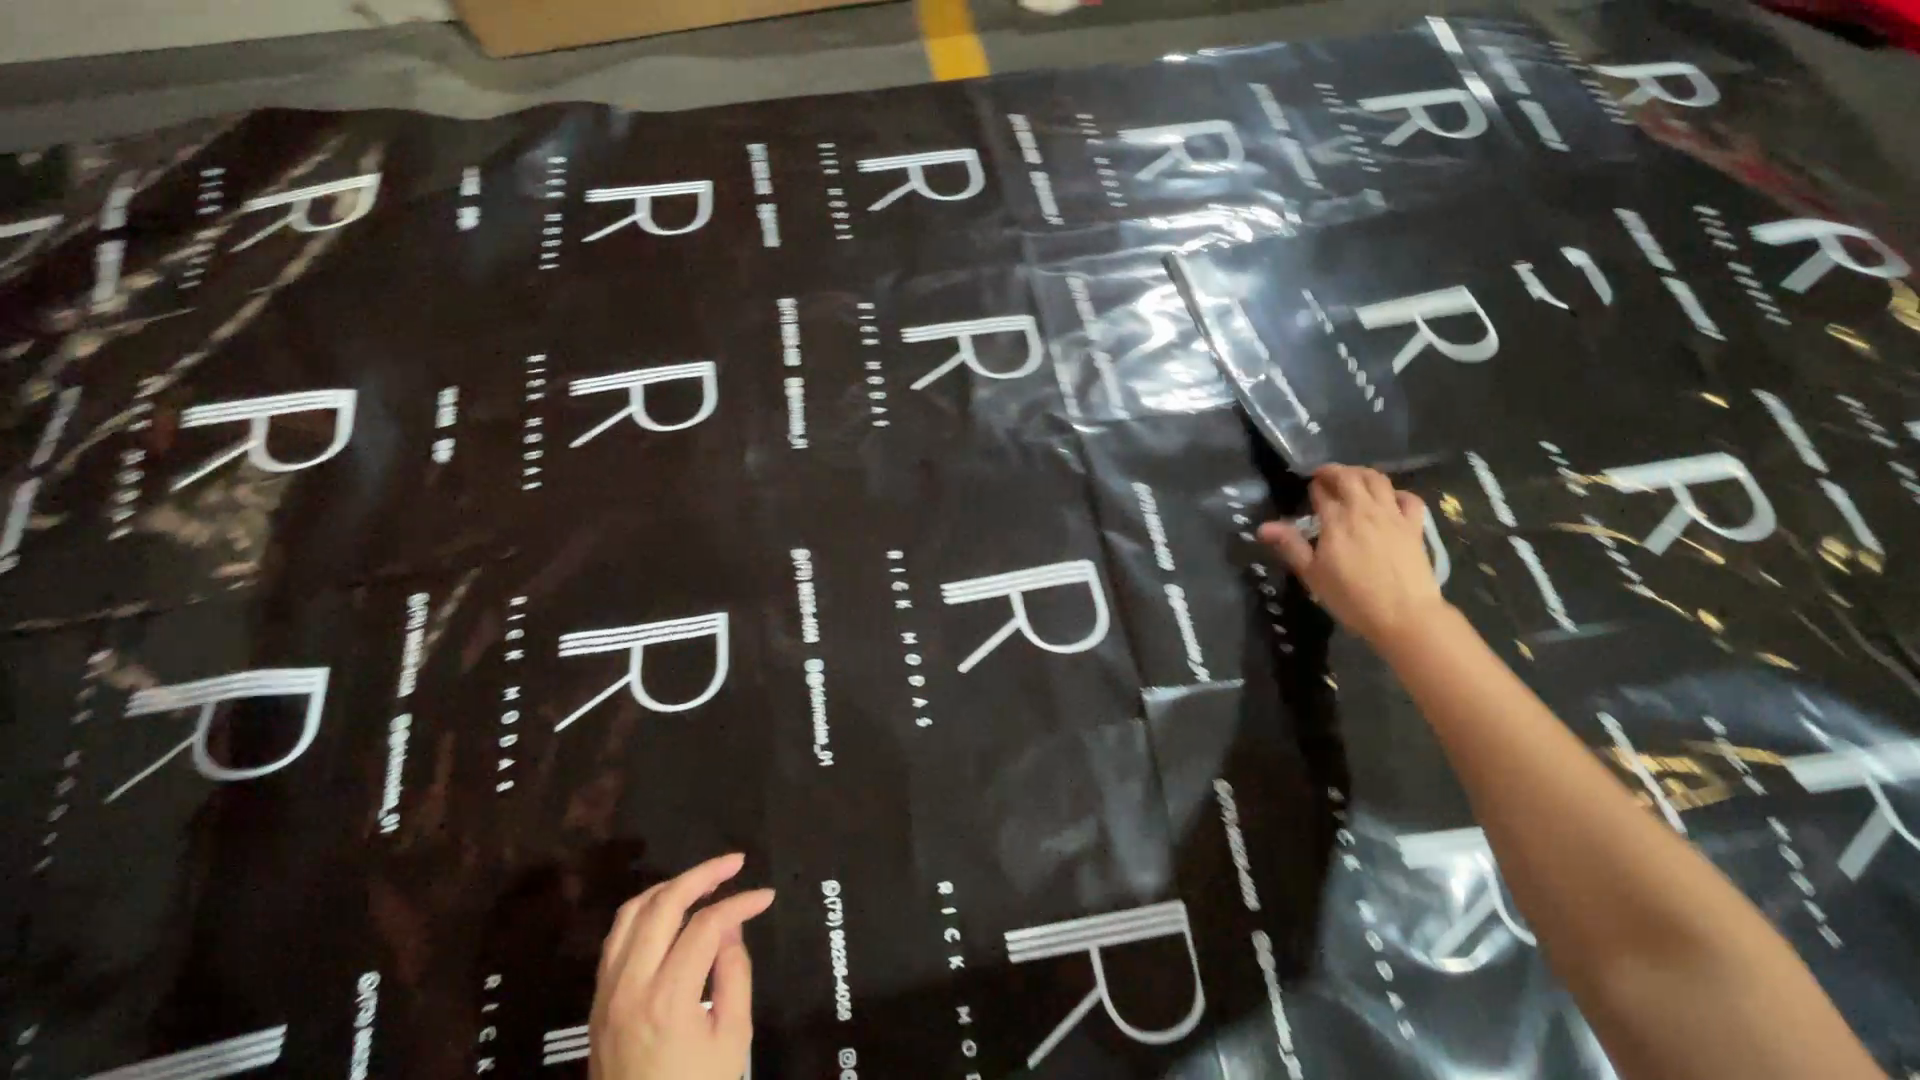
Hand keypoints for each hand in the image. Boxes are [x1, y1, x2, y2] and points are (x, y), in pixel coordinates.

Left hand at [589, 853, 775, 1079]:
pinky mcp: (598, 1001)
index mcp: (668, 997)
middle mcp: (630, 985)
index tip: (766, 897)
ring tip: (702, 880)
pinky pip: (616, 939)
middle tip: (735, 863)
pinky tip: (668, 912)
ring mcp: (607, 992)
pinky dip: (643, 913)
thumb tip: (730, 927)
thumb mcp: (733, 1038)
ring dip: (668, 888)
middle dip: (702, 874)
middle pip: (662, 905)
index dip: (739, 903)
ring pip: (630, 914)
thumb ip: (735, 974)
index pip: (705, 926)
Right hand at [1258, 464, 1450, 649]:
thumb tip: (1263, 527)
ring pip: (1378, 480)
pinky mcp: (1415, 526)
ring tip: (1352, 479)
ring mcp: (1393, 516)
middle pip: (1350, 477)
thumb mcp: (1312, 575)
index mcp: (1337, 521)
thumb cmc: (1352, 598)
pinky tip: (1390, 499)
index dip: (1313, 487)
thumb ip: (1290, 546)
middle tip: (1325, 477)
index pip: (1322, 492)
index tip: (1308, 490)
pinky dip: (1397, 492)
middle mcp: (1365, 510)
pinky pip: (1409, 498)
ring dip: (1362, 473)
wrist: (1404, 615)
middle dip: (1334, 472)